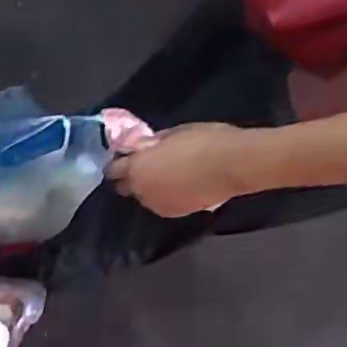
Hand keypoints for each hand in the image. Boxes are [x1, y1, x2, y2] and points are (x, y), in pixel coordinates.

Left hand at [106, 122, 251, 217]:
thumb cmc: (205, 141)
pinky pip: (159, 204)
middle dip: (130, 178)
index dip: (119, 163)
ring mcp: (154, 204)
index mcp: (137, 167)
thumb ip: (152, 143)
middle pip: (124, 186)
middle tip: (145, 168)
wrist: (234, 165)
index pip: (113, 169)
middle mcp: (139, 189)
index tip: (127, 157)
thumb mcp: (175, 133)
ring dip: (148, 188)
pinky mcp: (170, 213)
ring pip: (142, 196)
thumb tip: (142, 146)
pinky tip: (178, 188)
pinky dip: (164, 196)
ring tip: (166, 178)